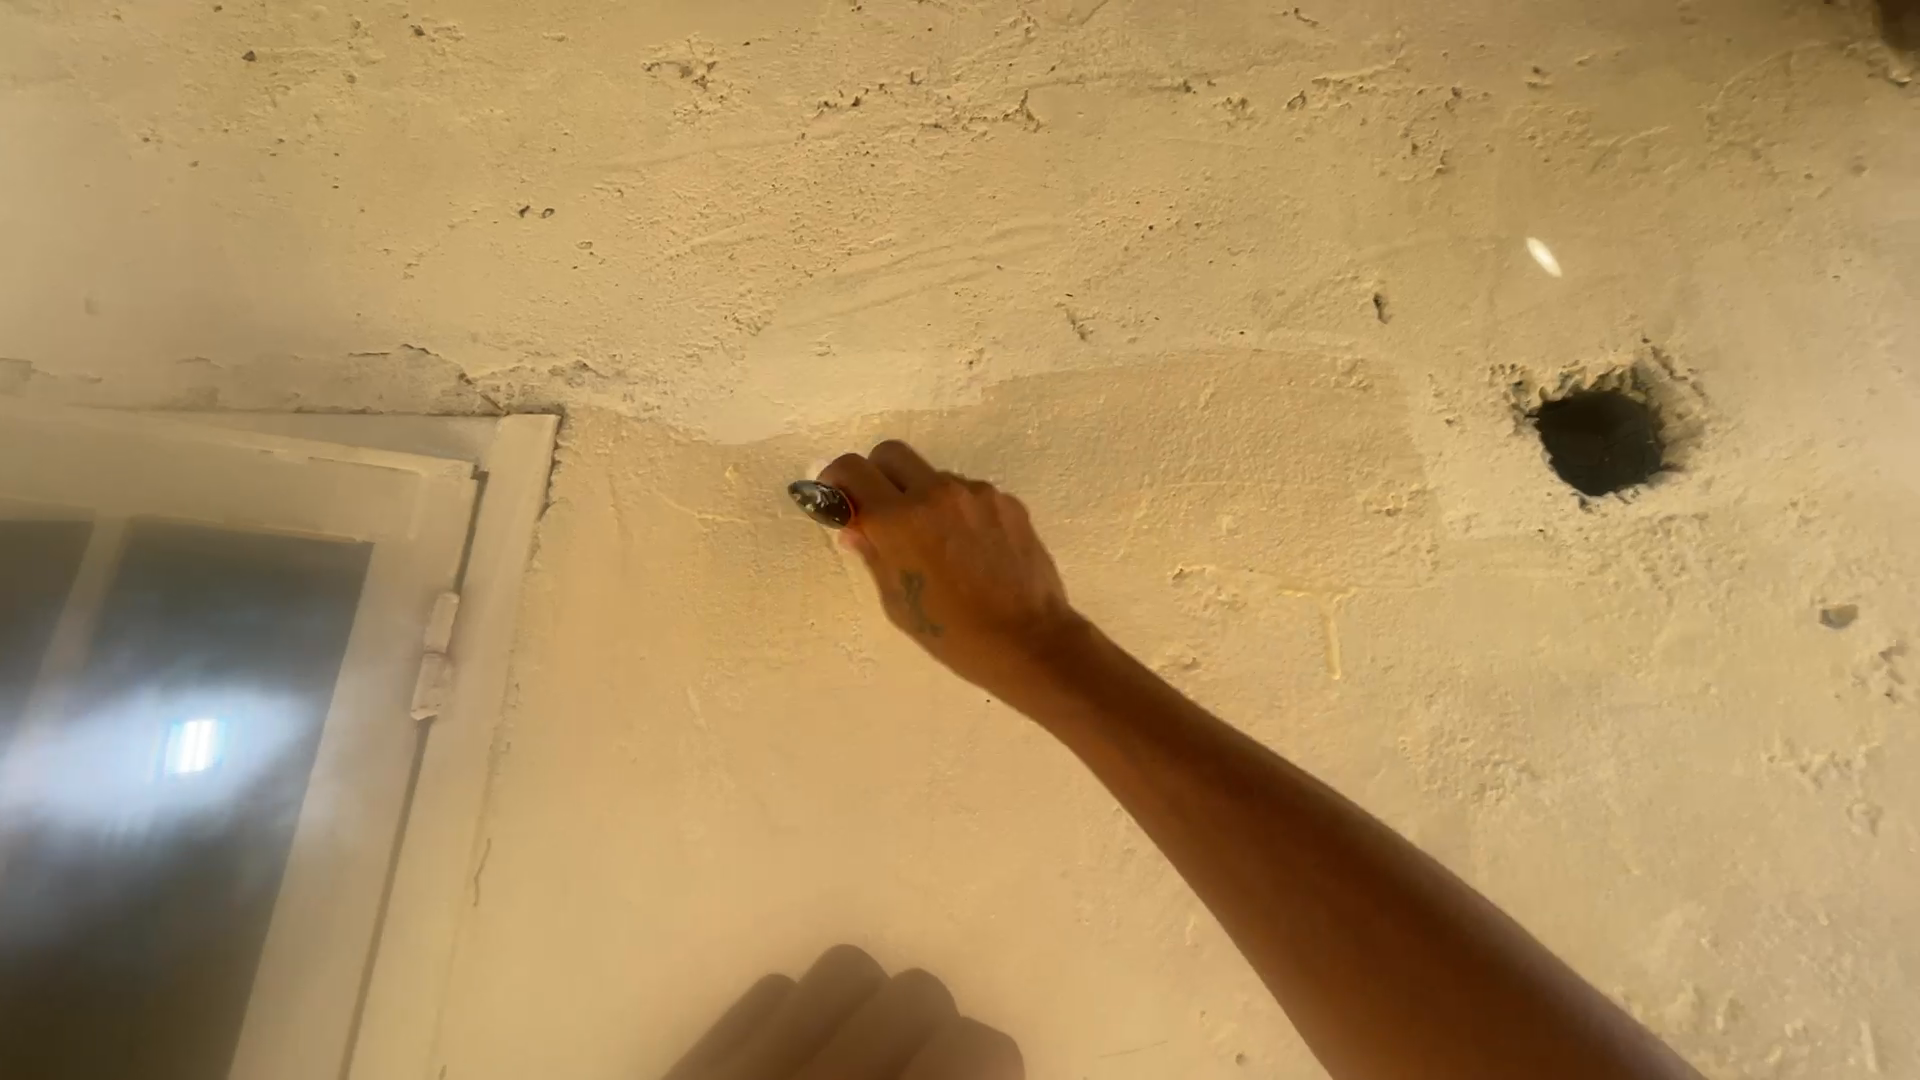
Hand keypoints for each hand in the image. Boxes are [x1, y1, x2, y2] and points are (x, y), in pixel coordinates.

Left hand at [662, 945, 1022, 1079]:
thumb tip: (988, 1061)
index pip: (965, 1050)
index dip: (998, 1062)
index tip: (998, 1075)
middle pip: (913, 996)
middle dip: (939, 1033)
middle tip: (933, 1071)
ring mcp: (738, 1066)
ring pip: (843, 971)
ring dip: (870, 1009)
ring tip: (869, 1054)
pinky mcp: (691, 1063)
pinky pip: (769, 993)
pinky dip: (797, 1018)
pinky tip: (801, 1058)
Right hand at [819, 442, 1085, 690]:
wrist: (1027, 639)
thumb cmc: (952, 633)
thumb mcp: (897, 601)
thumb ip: (873, 554)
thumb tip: (855, 527)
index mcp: (899, 519)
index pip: (853, 469)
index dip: (837, 478)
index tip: (838, 497)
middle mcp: (936, 492)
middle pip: (892, 454)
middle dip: (878, 475)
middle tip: (881, 511)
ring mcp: (977, 493)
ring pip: (935, 477)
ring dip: (923, 499)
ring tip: (938, 544)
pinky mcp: (1007, 502)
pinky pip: (970, 494)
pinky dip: (959, 512)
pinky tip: (971, 550)